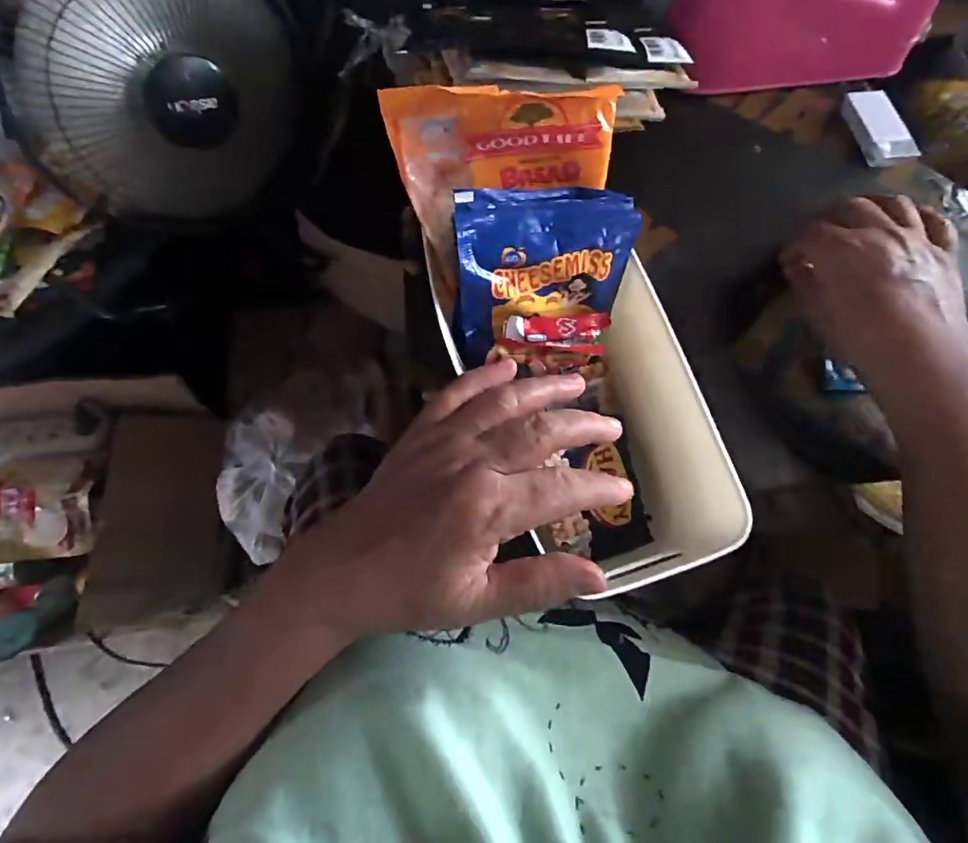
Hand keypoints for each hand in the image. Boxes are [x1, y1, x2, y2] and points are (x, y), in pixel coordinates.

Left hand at [263, 360, 631, 639]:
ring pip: (503, 402)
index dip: (597, 489)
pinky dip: (481, 377)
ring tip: (576, 380)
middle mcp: (471, 461)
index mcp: (488, 507)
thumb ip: (538, 583)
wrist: (342, 570)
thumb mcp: (477, 601)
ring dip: (543, 388)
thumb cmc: (411, 591)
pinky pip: (454, 394)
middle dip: (582, 426)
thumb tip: (599, 575)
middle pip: (539, 432)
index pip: (560, 489)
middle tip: (613, 426)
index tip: (624, 490)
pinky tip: (505, 366)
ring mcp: (443, 440)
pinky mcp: (420, 432)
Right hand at [780, 195, 967, 400]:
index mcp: (840, 247)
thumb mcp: (820, 315)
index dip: (796, 245)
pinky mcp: (945, 253)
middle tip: (822, 235)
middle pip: (850, 207)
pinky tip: (911, 221)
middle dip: (831, 217)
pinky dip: (921, 216)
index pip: (811, 234)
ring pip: (895, 204)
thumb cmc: (862, 339)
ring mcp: (916, 238)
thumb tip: (796, 267)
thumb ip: (806, 284)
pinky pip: (936, 221)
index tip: (790, 260)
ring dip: (875, 206)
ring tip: (864, 217)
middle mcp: (878, 232)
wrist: (924, 358)